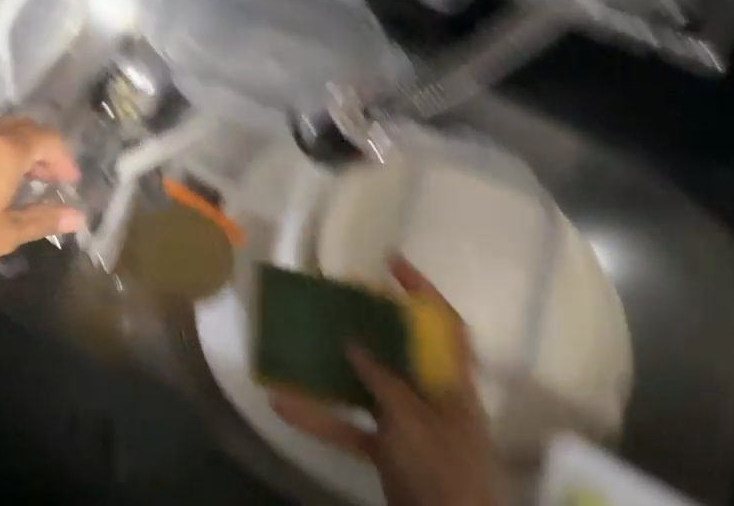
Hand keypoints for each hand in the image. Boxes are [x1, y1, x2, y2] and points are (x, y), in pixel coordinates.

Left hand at [0, 118, 83, 307]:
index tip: (69, 184)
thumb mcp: (4, 233)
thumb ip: (42, 220)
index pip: (47, 139)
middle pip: (24, 128)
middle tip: (52, 181)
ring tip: (25, 183)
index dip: (64, 159)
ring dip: (18, 150)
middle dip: (43, 150)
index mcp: (5, 149)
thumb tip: (77, 216)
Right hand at [270, 257, 504, 505]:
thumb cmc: (443, 471)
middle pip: (400, 348)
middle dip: (365, 321)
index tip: (390, 261)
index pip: (446, 327)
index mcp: (451, 386)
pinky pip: (347, 424)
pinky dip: (317, 415)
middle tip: (332, 298)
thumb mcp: (413, 423)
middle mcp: (431, 398)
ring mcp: (408, 424)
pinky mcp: (387, 448)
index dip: (423, 291)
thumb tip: (353, 342)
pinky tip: (282, 404)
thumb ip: (384, 382)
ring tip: (295, 341)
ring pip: (365, 384)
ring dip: (329, 367)